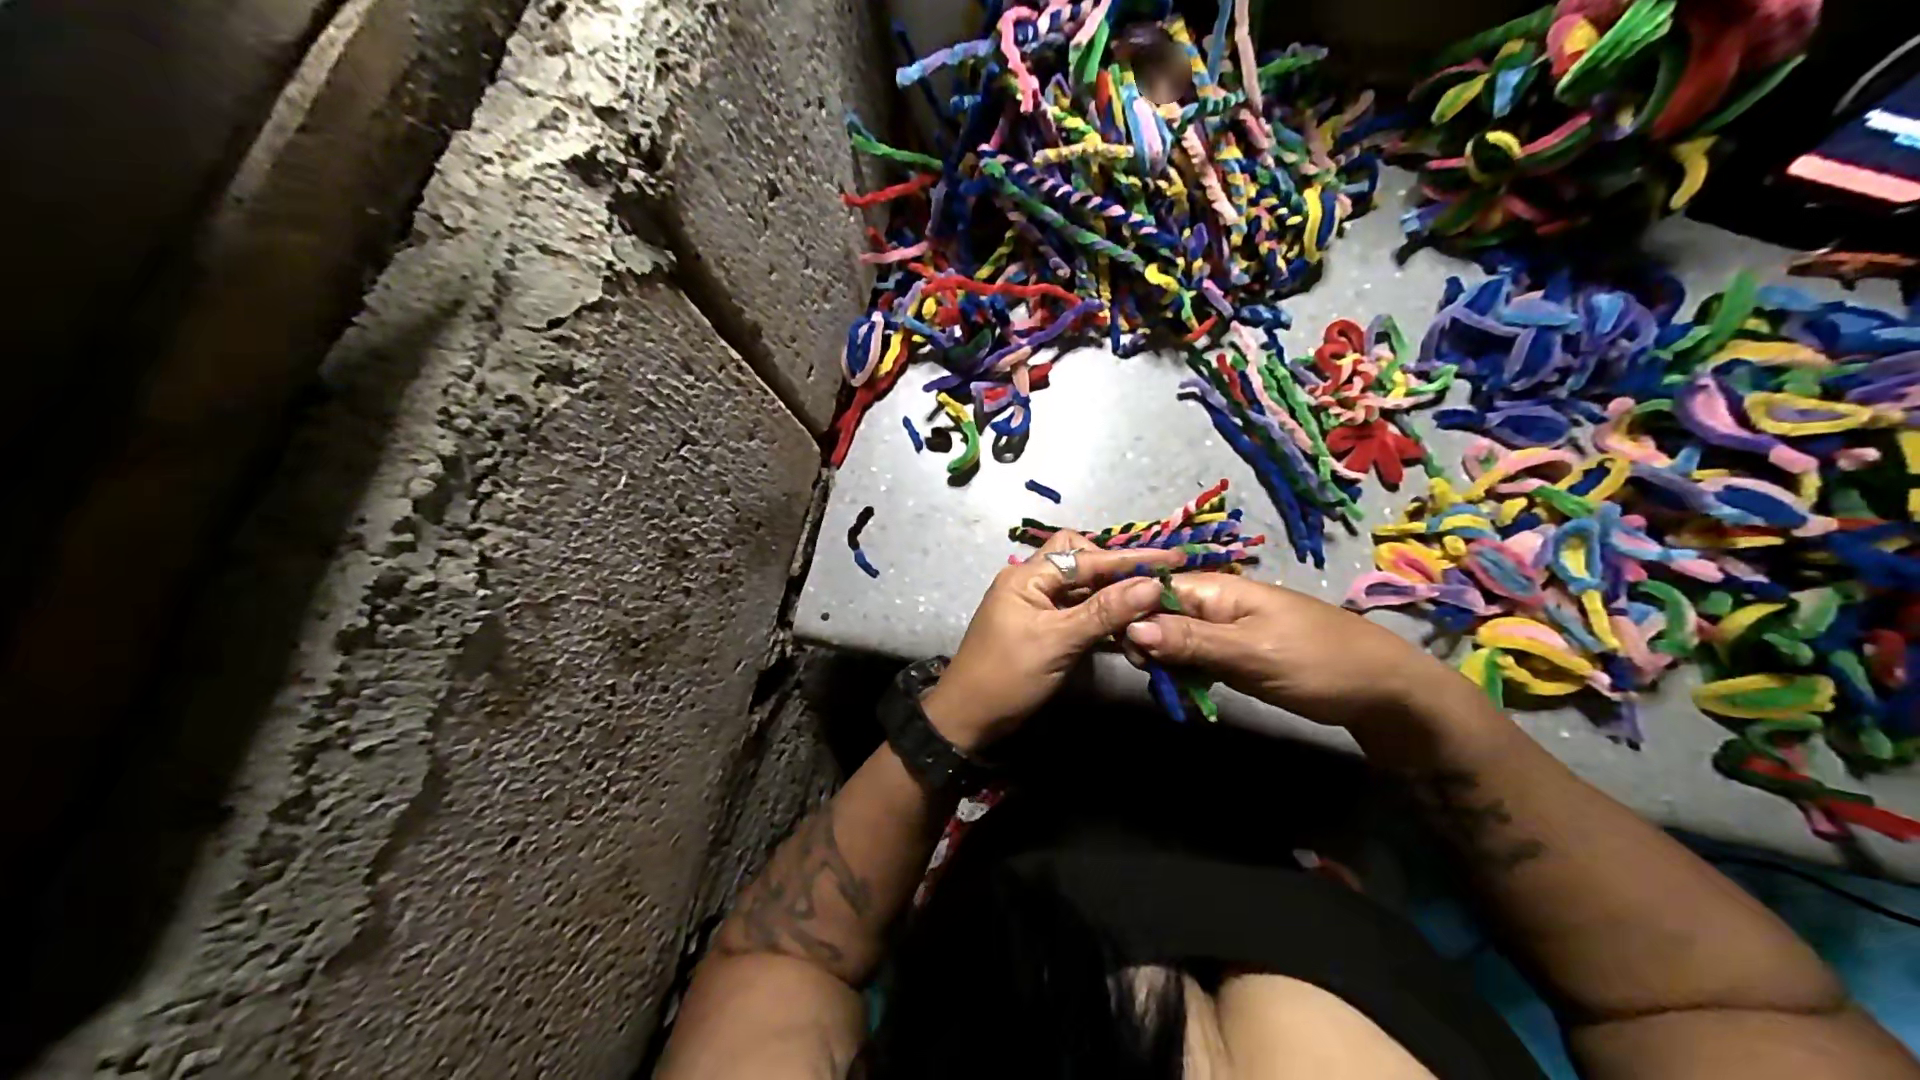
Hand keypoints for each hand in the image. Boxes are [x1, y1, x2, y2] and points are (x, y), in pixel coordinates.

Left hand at [922, 531, 1182, 750]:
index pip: (1085, 557)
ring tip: (1152, 599)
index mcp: (1027, 577)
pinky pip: (1078, 611)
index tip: (1171, 558)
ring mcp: (1037, 606)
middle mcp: (1032, 583)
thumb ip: (1104, 611)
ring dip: (1112, 592)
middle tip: (1154, 580)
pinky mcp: (1044, 628)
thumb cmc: (1007, 676)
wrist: (969, 718)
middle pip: (1081, 561)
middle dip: (1117, 567)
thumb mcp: (1057, 641)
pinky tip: (1129, 623)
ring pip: (1082, 587)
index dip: (1129, 558)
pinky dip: (1102, 614)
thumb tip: (1151, 584)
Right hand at [1121, 573, 1456, 729]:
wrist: (1387, 694)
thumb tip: (1130, 626)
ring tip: (1167, 689)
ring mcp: (1227, 632)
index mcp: (1219, 589)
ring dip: (1165, 664)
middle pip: (1161, 615)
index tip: (1119, 645)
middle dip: (1146, 642)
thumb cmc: (1320, 663)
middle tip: (1151, 676)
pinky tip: (1185, 694)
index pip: (1155, 588)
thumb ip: (1189, 640)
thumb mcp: (1250, 652)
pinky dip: (1187, 676)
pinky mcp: (1237, 657)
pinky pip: (1197, 660)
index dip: (1130, 611)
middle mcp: (1217, 605)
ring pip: (1176, 641)